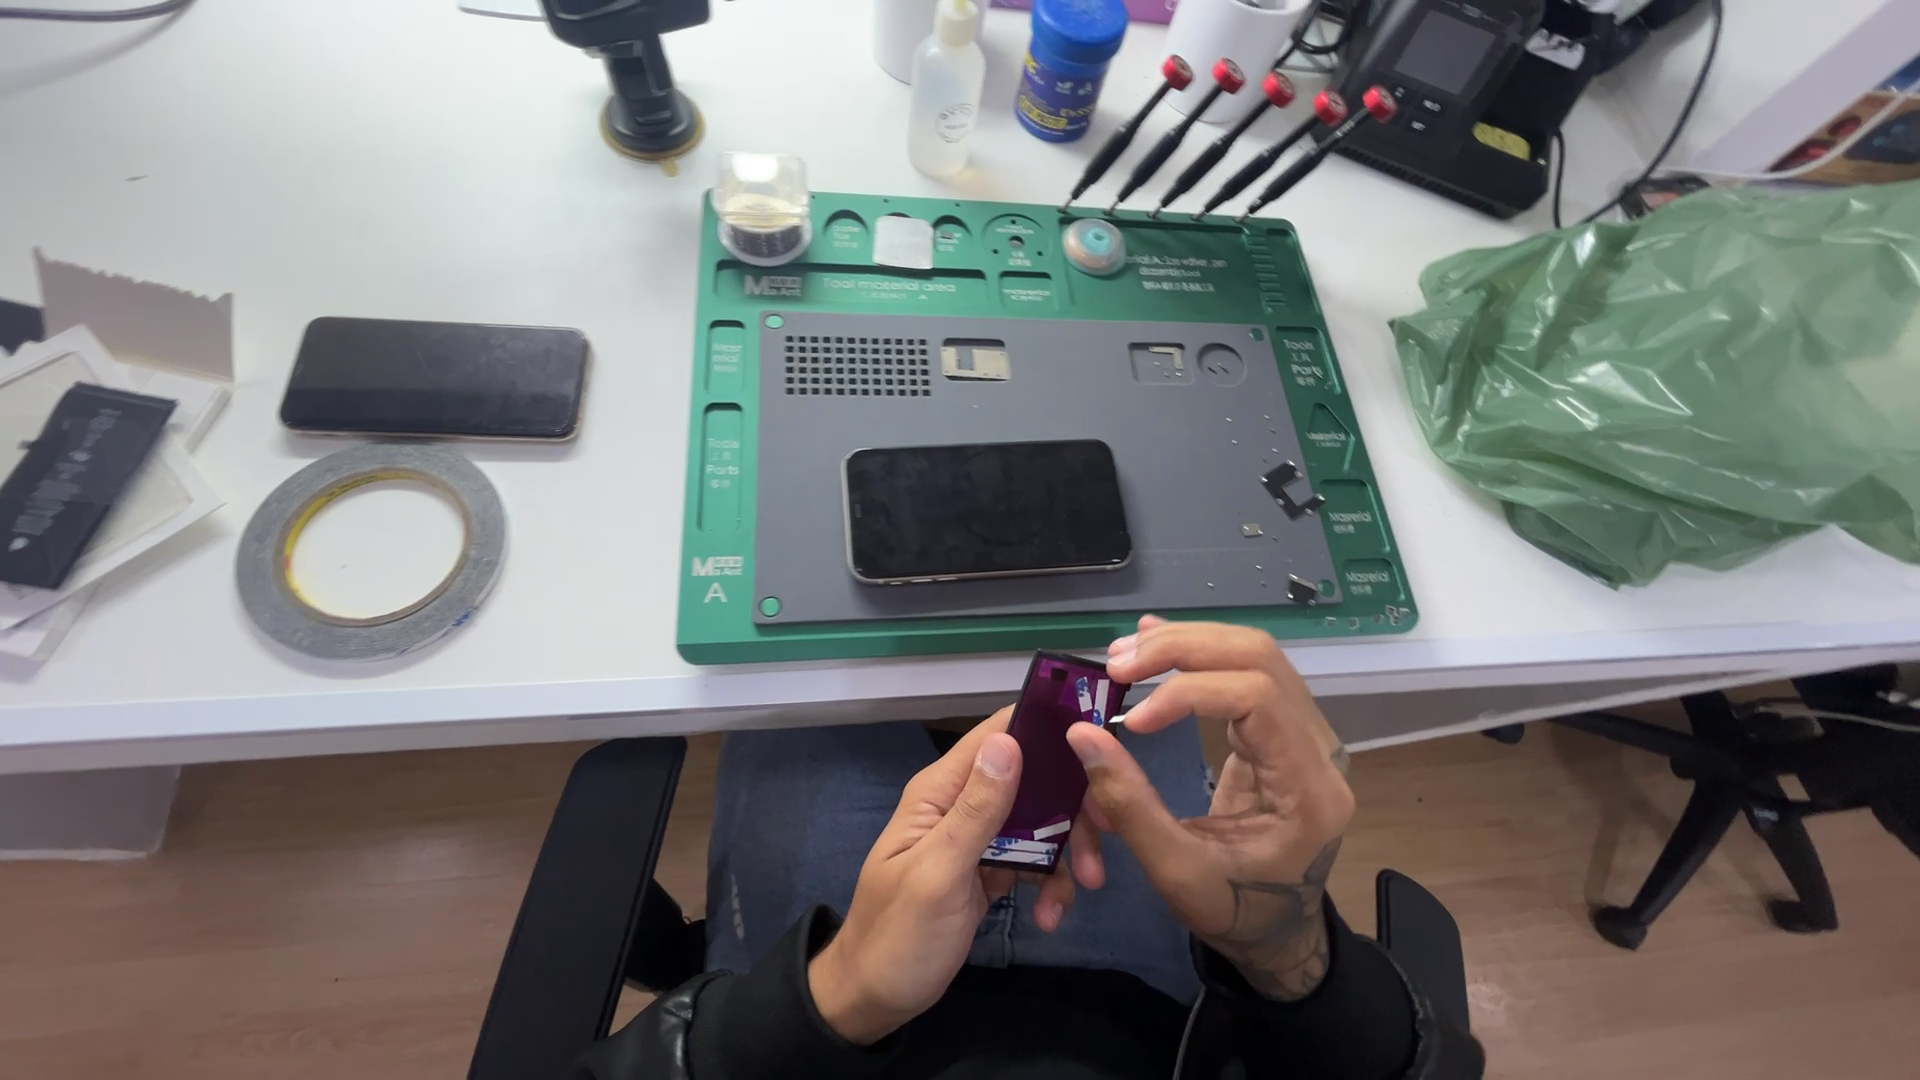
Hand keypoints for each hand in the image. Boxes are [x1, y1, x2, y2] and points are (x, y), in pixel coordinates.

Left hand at [808, 708, 1077, 1043]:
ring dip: (1067, 850)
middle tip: (1102, 838)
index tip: (1097, 746)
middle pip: (1030, 779)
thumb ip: (975, 809)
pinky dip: (1049, 883)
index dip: (1045, 730)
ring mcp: (978, 837)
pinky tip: (1050, 916)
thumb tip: (1008, 741)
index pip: (996, 735)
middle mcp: (961, 803)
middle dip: (1070, 804)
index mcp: (940, 790)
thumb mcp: (938, 873)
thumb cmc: (898, 935)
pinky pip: (1033, 860)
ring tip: (1084, 887)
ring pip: (1038, 821)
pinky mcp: (990, 869)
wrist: (874, 1000)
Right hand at [1066, 616, 1352, 1001]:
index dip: (1186, 693)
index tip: (1133, 721)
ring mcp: (1304, 733)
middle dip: (1181, 649)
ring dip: (1184, 644)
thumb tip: (1081, 732)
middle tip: (1117, 664)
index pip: (1256, 697)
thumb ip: (1129, 803)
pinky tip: (1153, 640)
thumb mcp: (1176, 872)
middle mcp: (1317, 747)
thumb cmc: (1237, 912)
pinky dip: (1195, 652)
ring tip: (1123, 654)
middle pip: (1257, 657)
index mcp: (1307, 787)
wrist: (1278, 933)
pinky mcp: (1280, 728)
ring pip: (1251, 653)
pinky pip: (1244, 671)